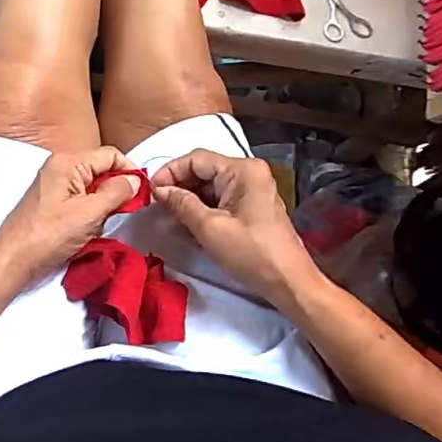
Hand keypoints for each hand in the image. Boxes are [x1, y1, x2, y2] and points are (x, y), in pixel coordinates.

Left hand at [0, 147, 141, 288]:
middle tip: (123, 212)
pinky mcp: (52, 202)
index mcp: (68, 162)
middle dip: (116, 189)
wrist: (13, 260)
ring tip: (101, 224)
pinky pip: (81, 198)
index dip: (130, 171)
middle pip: (101, 169)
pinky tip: (89, 229)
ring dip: (103, 204)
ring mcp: (54, 184)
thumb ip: (116, 193)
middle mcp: (60, 167)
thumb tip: (135, 180)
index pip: (110, 155)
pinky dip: (91, 212)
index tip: (142, 193)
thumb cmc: (48, 235)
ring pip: (93, 186)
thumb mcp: (89, 213)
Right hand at [152, 150, 316, 305]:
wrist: (289, 282)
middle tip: (157, 204)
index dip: (170, 171)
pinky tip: (186, 222)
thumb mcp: (210, 228)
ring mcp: (252, 189)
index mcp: (242, 170)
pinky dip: (202, 207)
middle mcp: (249, 173)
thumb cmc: (251, 253)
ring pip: (210, 185)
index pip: (196, 159)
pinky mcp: (251, 206)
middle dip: (178, 185)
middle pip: (203, 170)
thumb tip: (159, 190)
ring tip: (168, 214)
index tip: (151, 190)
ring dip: (188, 198)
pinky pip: (220, 198)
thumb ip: (182, 204)